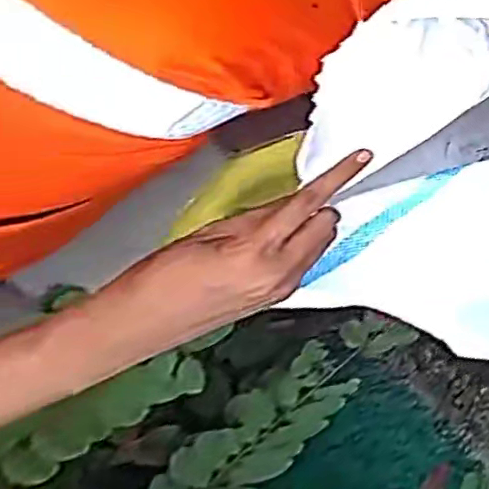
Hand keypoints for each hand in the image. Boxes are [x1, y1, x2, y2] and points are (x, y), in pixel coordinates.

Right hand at [101, 150, 372, 349]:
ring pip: (323, 241)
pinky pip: (310, 261)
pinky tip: (270, 252)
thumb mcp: (204, 235)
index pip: (310, 203)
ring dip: (310, 229)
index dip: (339, 176)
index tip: (362, 158)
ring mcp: (284, 286)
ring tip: (268, 234)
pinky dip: (301, 248)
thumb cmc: (152, 281)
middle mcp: (280, 270)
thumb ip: (257, 216)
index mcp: (256, 251)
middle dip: (317, 209)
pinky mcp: (282, 296)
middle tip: (285, 209)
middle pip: (328, 223)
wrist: (125, 330)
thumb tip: (290, 200)